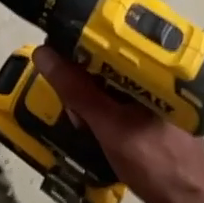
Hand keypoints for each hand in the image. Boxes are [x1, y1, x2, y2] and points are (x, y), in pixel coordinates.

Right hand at [32, 47, 203, 202]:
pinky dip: (103, 105)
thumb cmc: (154, 164)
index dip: (82, 44)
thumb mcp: (109, 126)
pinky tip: (94, 123)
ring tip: (81, 119)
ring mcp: (159, 98)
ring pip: (112, 79)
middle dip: (83, 76)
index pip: (112, 39)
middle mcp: (160, 78)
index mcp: (158, 70)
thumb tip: (43, 54)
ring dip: (90, 94)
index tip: (60, 57)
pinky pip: (120, 96)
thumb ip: (76, 91)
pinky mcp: (155, 115)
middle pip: (109, 59)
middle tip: (72, 102)